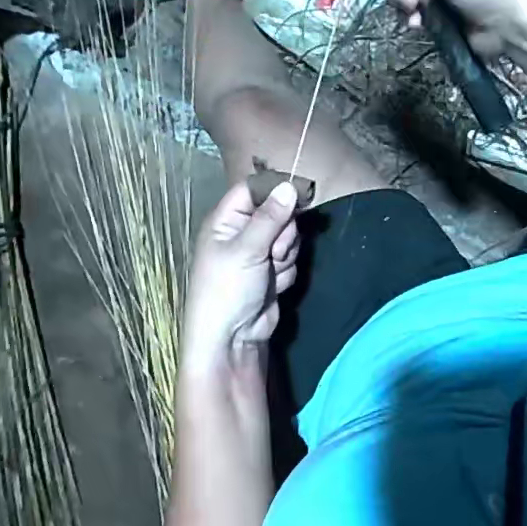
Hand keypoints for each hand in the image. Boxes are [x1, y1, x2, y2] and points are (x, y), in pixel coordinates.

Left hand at [181, 180, 300, 371]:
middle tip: (273, 251)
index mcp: (225, 221)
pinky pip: (291, 260)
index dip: (275, 189)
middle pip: (278, 213)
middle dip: (283, 233)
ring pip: (289, 238)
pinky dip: (286, 273)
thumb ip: (270, 217)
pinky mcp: (272, 272)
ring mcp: (258, 253)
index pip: (252, 189)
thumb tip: (290, 186)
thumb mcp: (246, 249)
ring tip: (270, 272)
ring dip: (286, 255)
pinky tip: (273, 286)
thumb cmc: (227, 289)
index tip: (301, 193)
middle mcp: (241, 232)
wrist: (231, 338)